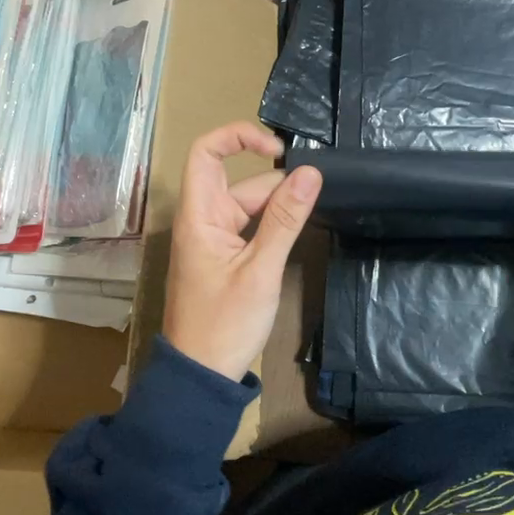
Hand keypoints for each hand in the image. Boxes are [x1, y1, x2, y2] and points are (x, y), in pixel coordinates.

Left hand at [163, 122, 321, 380]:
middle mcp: (204, 219)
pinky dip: (273, 222)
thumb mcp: (261, 270)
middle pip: (239, 180)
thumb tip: (311, 173)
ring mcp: (214, 238)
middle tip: (314, 194)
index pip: (206, 153)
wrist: (201, 377)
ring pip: (250, 204)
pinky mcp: (225, 256)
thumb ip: (286, 219)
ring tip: (313, 211)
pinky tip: (298, 227)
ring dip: (279, 204)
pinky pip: (251, 225)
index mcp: (199, 215)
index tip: (277, 148)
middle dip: (276, 182)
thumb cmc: (224, 324)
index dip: (238, 137)